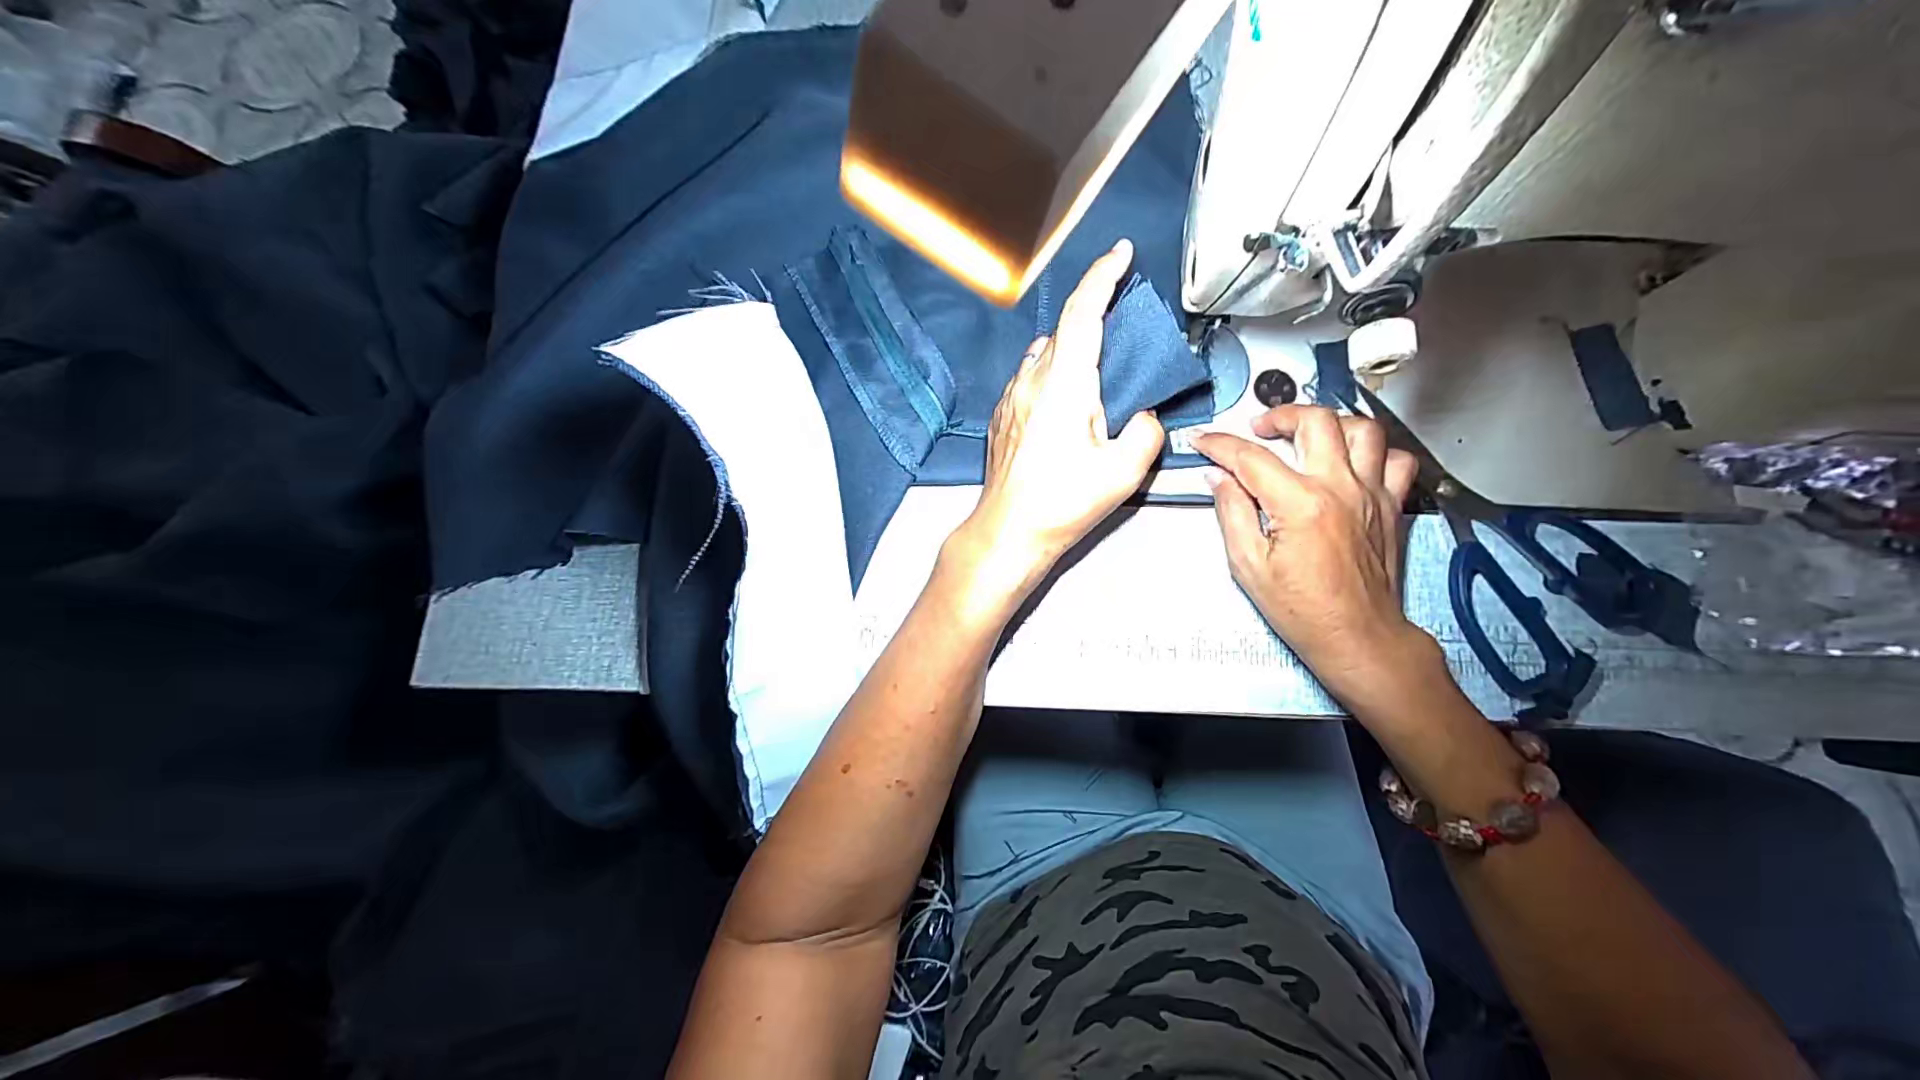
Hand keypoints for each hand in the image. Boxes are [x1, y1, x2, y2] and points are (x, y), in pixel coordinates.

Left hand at [945, 240, 1164, 612]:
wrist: (1008, 530)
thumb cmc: (1054, 505)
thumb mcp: (1124, 471)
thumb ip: (1146, 431)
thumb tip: (1144, 419)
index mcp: (1064, 385)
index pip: (1083, 310)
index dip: (1103, 275)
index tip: (1119, 255)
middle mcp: (1032, 383)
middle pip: (1065, 327)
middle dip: (1096, 313)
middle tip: (1121, 317)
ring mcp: (1013, 398)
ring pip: (1046, 352)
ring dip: (1074, 346)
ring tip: (1099, 367)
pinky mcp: (1004, 415)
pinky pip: (1032, 378)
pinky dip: (1055, 373)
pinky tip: (1070, 402)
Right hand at [1192, 406, 1421, 698]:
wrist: (1357, 637)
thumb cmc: (1305, 611)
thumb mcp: (1247, 565)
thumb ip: (1231, 512)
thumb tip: (1220, 479)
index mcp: (1300, 505)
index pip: (1251, 457)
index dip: (1220, 443)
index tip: (1205, 441)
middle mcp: (1340, 490)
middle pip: (1314, 421)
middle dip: (1279, 415)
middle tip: (1258, 428)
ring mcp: (1371, 494)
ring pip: (1361, 429)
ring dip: (1329, 423)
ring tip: (1306, 433)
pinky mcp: (1390, 506)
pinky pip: (1394, 460)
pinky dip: (1373, 451)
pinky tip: (1351, 460)